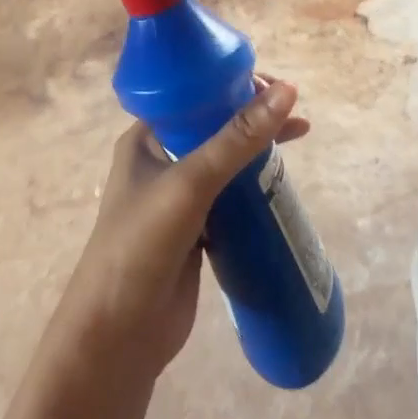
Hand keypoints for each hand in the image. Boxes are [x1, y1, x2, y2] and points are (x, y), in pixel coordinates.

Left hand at [44, 78, 309, 384]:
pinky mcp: (198, 231)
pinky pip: (233, 196)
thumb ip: (237, 139)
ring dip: (258, 149)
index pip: (193, 94)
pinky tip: (283, 181)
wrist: (118, 334)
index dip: (232, 84)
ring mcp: (179, 199)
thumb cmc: (141, 246)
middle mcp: (160, 162)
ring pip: (227, 161)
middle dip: (253, 115)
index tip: (274, 85)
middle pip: (214, 125)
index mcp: (145, 139)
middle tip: (295, 111)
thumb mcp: (190, 183)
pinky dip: (257, 185)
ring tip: (298, 136)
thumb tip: (288, 92)